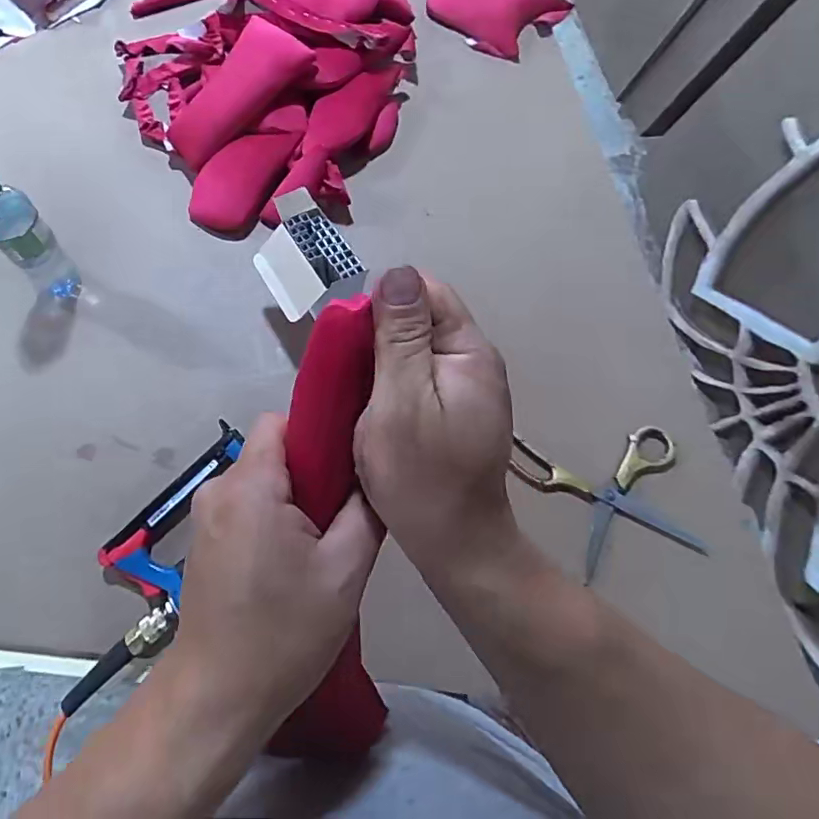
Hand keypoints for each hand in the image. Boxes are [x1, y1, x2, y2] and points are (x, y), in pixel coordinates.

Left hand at [170, 412, 384, 727]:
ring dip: (288, 501)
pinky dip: (267, 519)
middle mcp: (217, 488)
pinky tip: (288, 562)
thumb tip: (369, 473)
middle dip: (306, 474)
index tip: (344, 468)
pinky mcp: (203, 539)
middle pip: (269, 453)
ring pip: (257, 482)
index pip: (279, 422)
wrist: (219, 693)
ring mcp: (204, 515)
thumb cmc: (284, 632)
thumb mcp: (344, 572)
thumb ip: (363, 511)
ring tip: (317, 546)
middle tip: (338, 517)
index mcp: (248, 485)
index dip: (315, 435)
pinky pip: (242, 506)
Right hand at [354, 266, 518, 574]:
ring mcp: (463, 388)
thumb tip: (398, 273)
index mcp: (468, 352)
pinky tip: (368, 402)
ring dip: (378, 358)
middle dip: (377, 332)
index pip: (426, 293)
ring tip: (354, 387)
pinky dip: (386, 380)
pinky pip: (413, 374)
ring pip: (412, 347)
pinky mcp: (450, 409)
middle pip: (419, 318)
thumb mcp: (401, 399)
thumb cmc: (420, 474)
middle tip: (347, 370)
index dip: (384, 303)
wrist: (453, 545)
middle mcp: (471, 362)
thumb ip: (399, 337)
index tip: (352, 337)